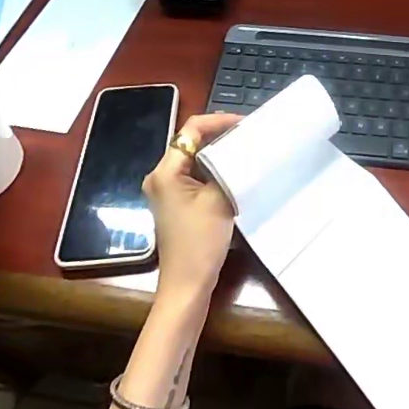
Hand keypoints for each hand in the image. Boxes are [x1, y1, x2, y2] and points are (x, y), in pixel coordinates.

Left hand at [142, 112, 240, 300]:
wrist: (187, 287)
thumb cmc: (200, 242)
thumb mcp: (218, 199)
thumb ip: (227, 168)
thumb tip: (240, 148)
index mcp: (165, 171)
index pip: (191, 130)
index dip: (218, 121)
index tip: (244, 124)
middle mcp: (160, 176)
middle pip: (190, 142)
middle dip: (220, 136)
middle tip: (249, 135)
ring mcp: (166, 190)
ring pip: (194, 159)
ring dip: (218, 154)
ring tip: (245, 150)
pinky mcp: (175, 203)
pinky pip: (194, 175)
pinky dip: (213, 170)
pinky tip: (233, 173)